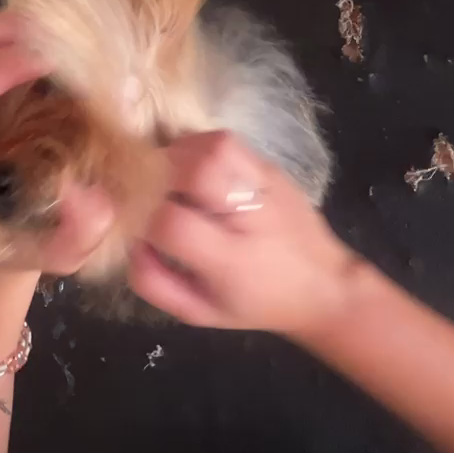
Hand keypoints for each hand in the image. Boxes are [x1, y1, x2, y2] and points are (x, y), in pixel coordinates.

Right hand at [127, 131, 371, 337]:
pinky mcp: (271, 166)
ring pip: (214, 145)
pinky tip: (192, 167)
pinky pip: (227, 141)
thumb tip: (129, 240)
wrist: (324, 285)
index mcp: (231, 260)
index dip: (141, 216)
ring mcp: (266, 184)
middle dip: (158, 174)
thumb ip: (153, 282)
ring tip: (167, 174)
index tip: (131, 220)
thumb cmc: (255, 303)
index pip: (173, 223)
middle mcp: (251, 216)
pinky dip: (198, 146)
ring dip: (178, 153)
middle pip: (197, 170)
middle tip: (145, 188)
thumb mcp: (199, 311)